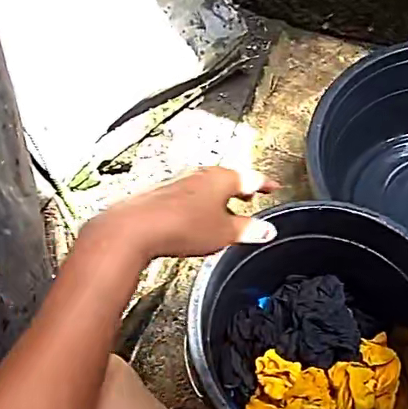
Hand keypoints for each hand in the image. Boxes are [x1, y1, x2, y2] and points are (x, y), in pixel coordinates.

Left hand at [78, 166, 278, 264]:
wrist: (134, 228)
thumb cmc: (180, 226)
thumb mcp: (225, 233)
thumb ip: (249, 230)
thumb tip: (267, 230)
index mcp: (222, 178)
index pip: (252, 178)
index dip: (265, 184)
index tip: (273, 186)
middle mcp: (200, 175)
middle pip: (228, 179)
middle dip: (241, 189)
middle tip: (251, 195)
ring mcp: (179, 183)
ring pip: (206, 187)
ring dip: (218, 198)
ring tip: (224, 211)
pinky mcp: (161, 195)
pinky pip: (188, 197)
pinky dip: (199, 205)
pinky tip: (195, 220)